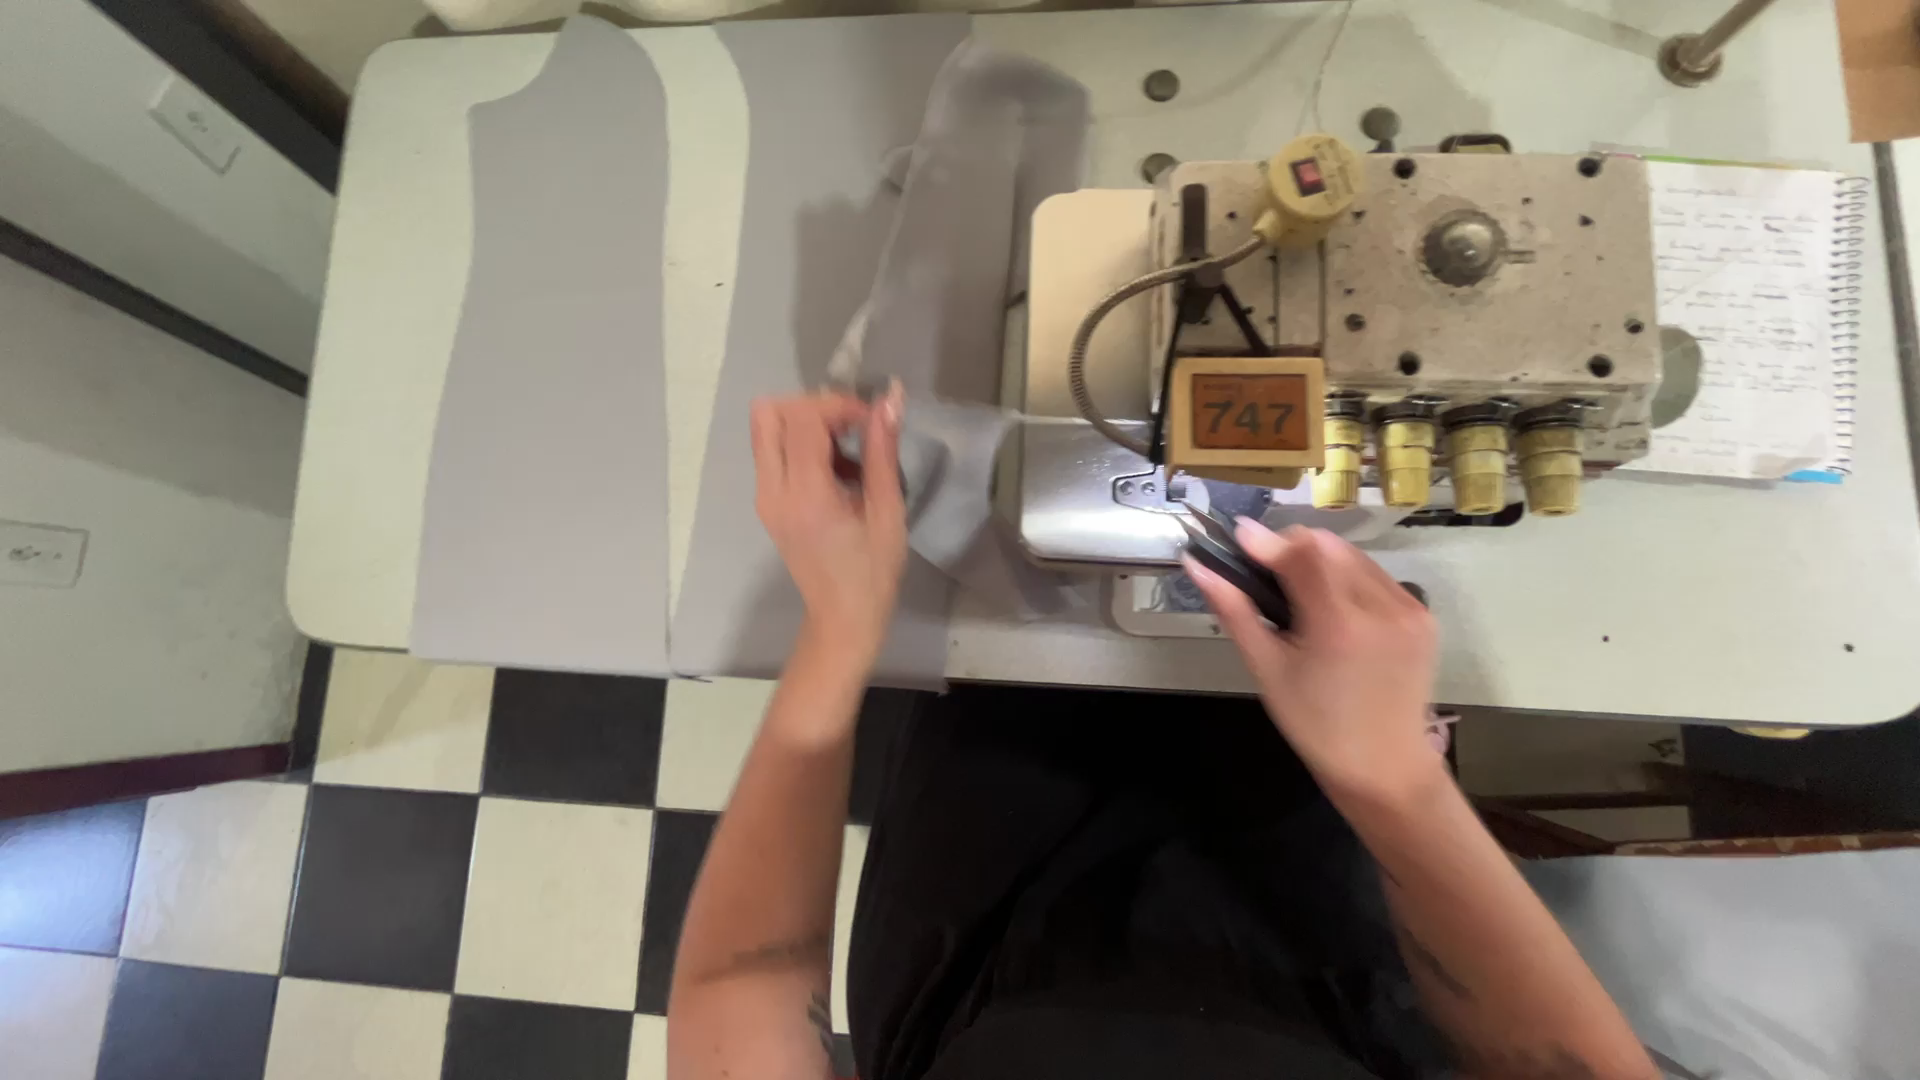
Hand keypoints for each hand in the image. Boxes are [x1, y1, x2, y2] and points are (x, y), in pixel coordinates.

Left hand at [751, 386, 907, 662]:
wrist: (842, 618)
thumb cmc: (873, 572)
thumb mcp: (887, 512)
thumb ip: (883, 452)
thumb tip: (889, 400)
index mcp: (805, 496)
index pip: (803, 419)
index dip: (840, 405)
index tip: (872, 422)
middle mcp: (772, 492)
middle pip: (768, 413)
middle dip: (813, 407)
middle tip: (851, 429)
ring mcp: (763, 497)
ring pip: (766, 429)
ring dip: (806, 425)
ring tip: (847, 455)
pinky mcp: (766, 503)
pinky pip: (773, 451)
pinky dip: (801, 445)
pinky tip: (836, 472)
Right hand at [1186, 521, 1440, 804]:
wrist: (1383, 767)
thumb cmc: (1314, 724)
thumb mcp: (1265, 668)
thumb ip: (1233, 610)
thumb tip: (1196, 565)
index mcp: (1340, 625)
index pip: (1302, 552)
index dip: (1267, 540)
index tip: (1238, 536)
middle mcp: (1383, 607)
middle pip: (1328, 545)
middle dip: (1291, 548)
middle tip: (1264, 573)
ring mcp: (1410, 609)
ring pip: (1352, 554)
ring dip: (1318, 559)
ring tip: (1296, 591)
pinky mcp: (1423, 615)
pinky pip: (1375, 574)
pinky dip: (1346, 576)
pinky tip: (1331, 606)